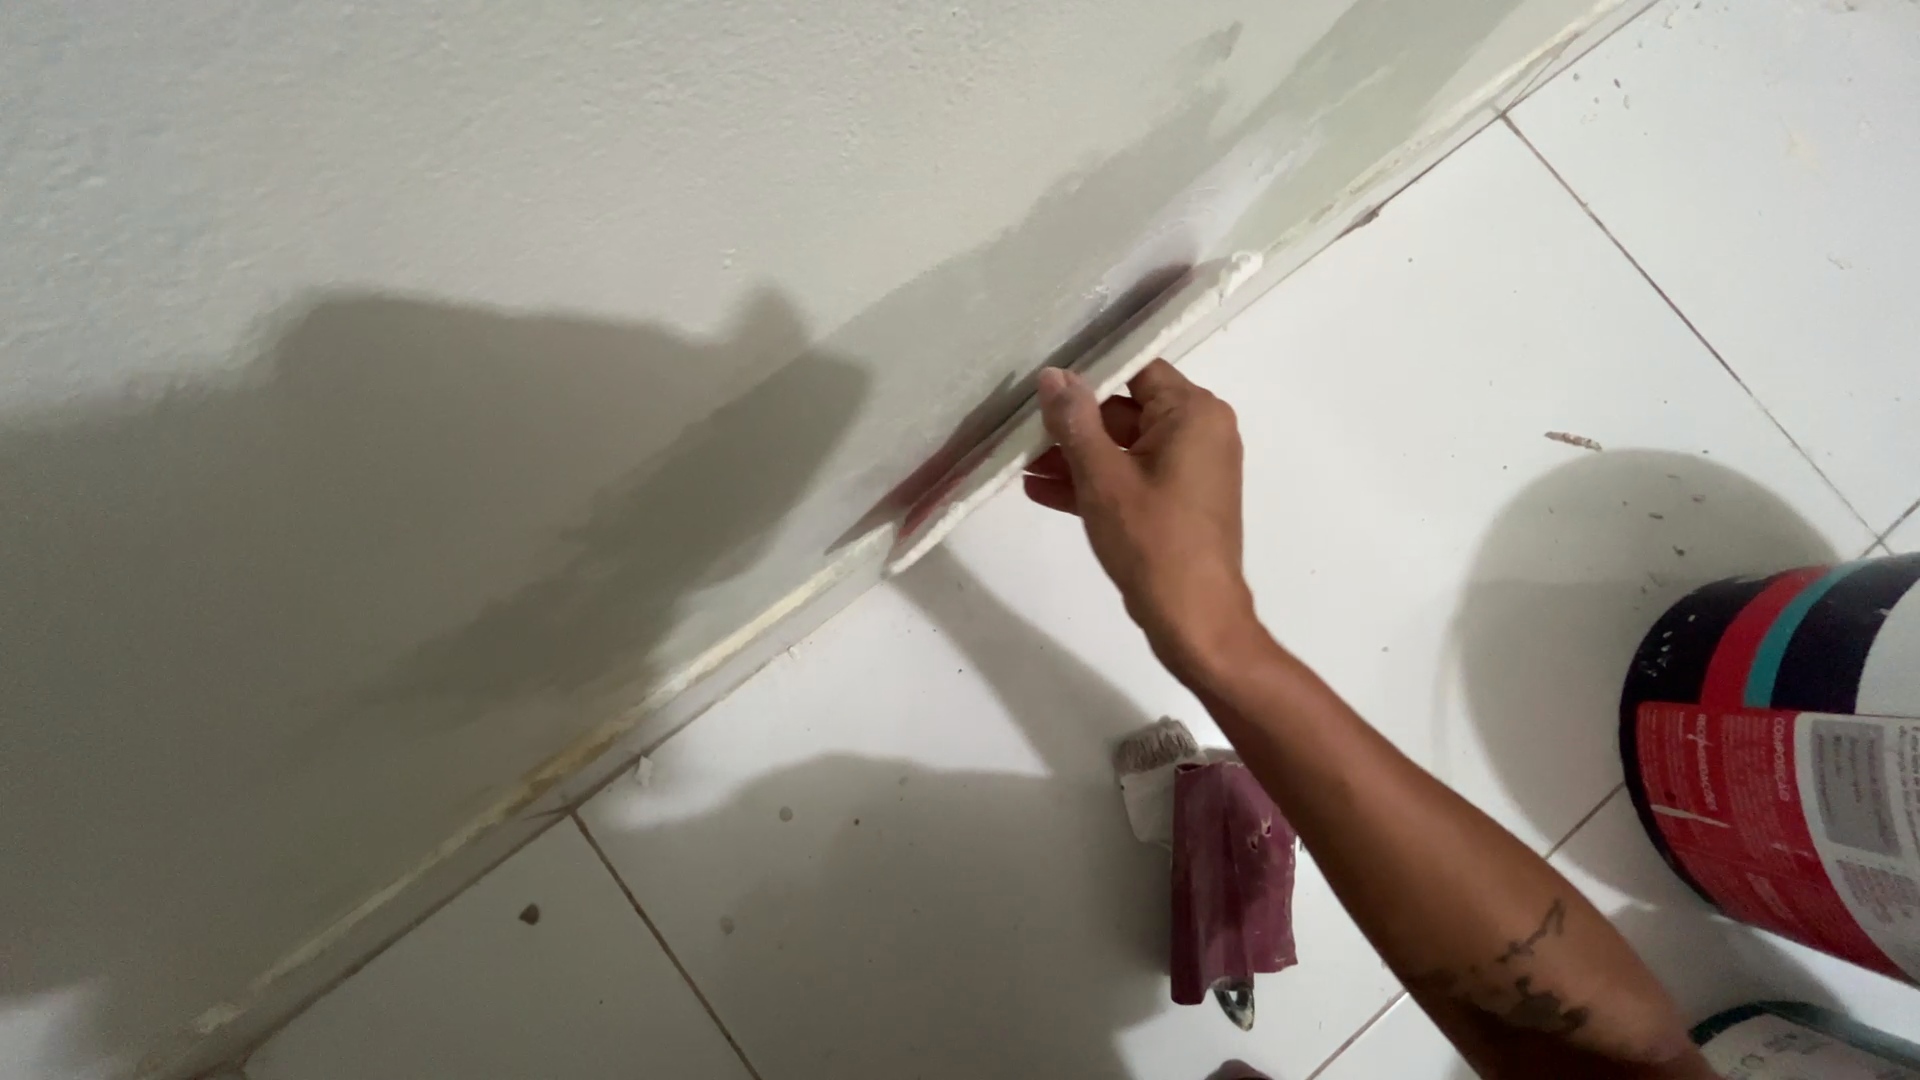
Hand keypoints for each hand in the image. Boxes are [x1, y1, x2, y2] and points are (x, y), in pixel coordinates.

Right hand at [1025, 360, 1261, 683]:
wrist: (1193, 618)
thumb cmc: (1152, 540)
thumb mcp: (1103, 476)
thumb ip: (1075, 421)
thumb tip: (1053, 374)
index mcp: (1193, 412)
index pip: (1134, 370)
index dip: (1086, 375)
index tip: (1041, 384)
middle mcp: (1199, 431)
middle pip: (1124, 410)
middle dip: (1071, 424)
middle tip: (1020, 429)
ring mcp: (1187, 469)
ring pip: (1122, 448)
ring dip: (1074, 457)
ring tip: (1019, 464)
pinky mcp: (1175, 501)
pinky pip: (1129, 478)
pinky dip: (1092, 483)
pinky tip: (1040, 491)